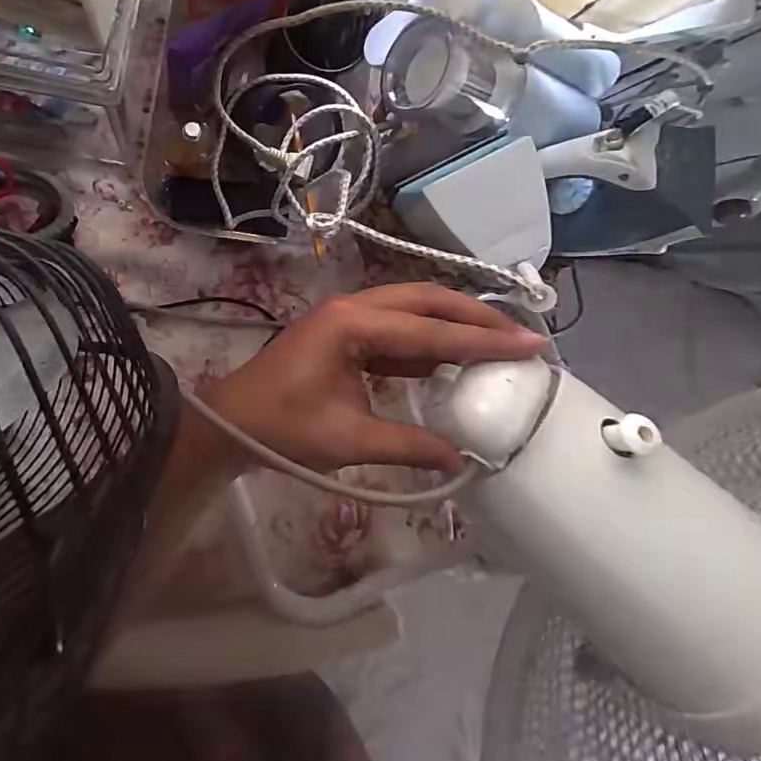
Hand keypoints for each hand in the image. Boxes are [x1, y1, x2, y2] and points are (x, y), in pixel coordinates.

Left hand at [198, 283, 547, 475]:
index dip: (483, 340)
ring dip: (453, 322)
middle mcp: (354, 307)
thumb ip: (407, 447)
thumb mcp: (347, 441)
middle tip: (518, 334)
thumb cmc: (280, 428)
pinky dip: (428, 339)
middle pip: (426, 300)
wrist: (230, 422)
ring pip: (413, 308)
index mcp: (352, 323)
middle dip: (474, 314)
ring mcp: (348, 316)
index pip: (430, 330)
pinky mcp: (346, 332)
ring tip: (496, 341)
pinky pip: (398, 328)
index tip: (530, 343)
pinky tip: (451, 357)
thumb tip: (461, 460)